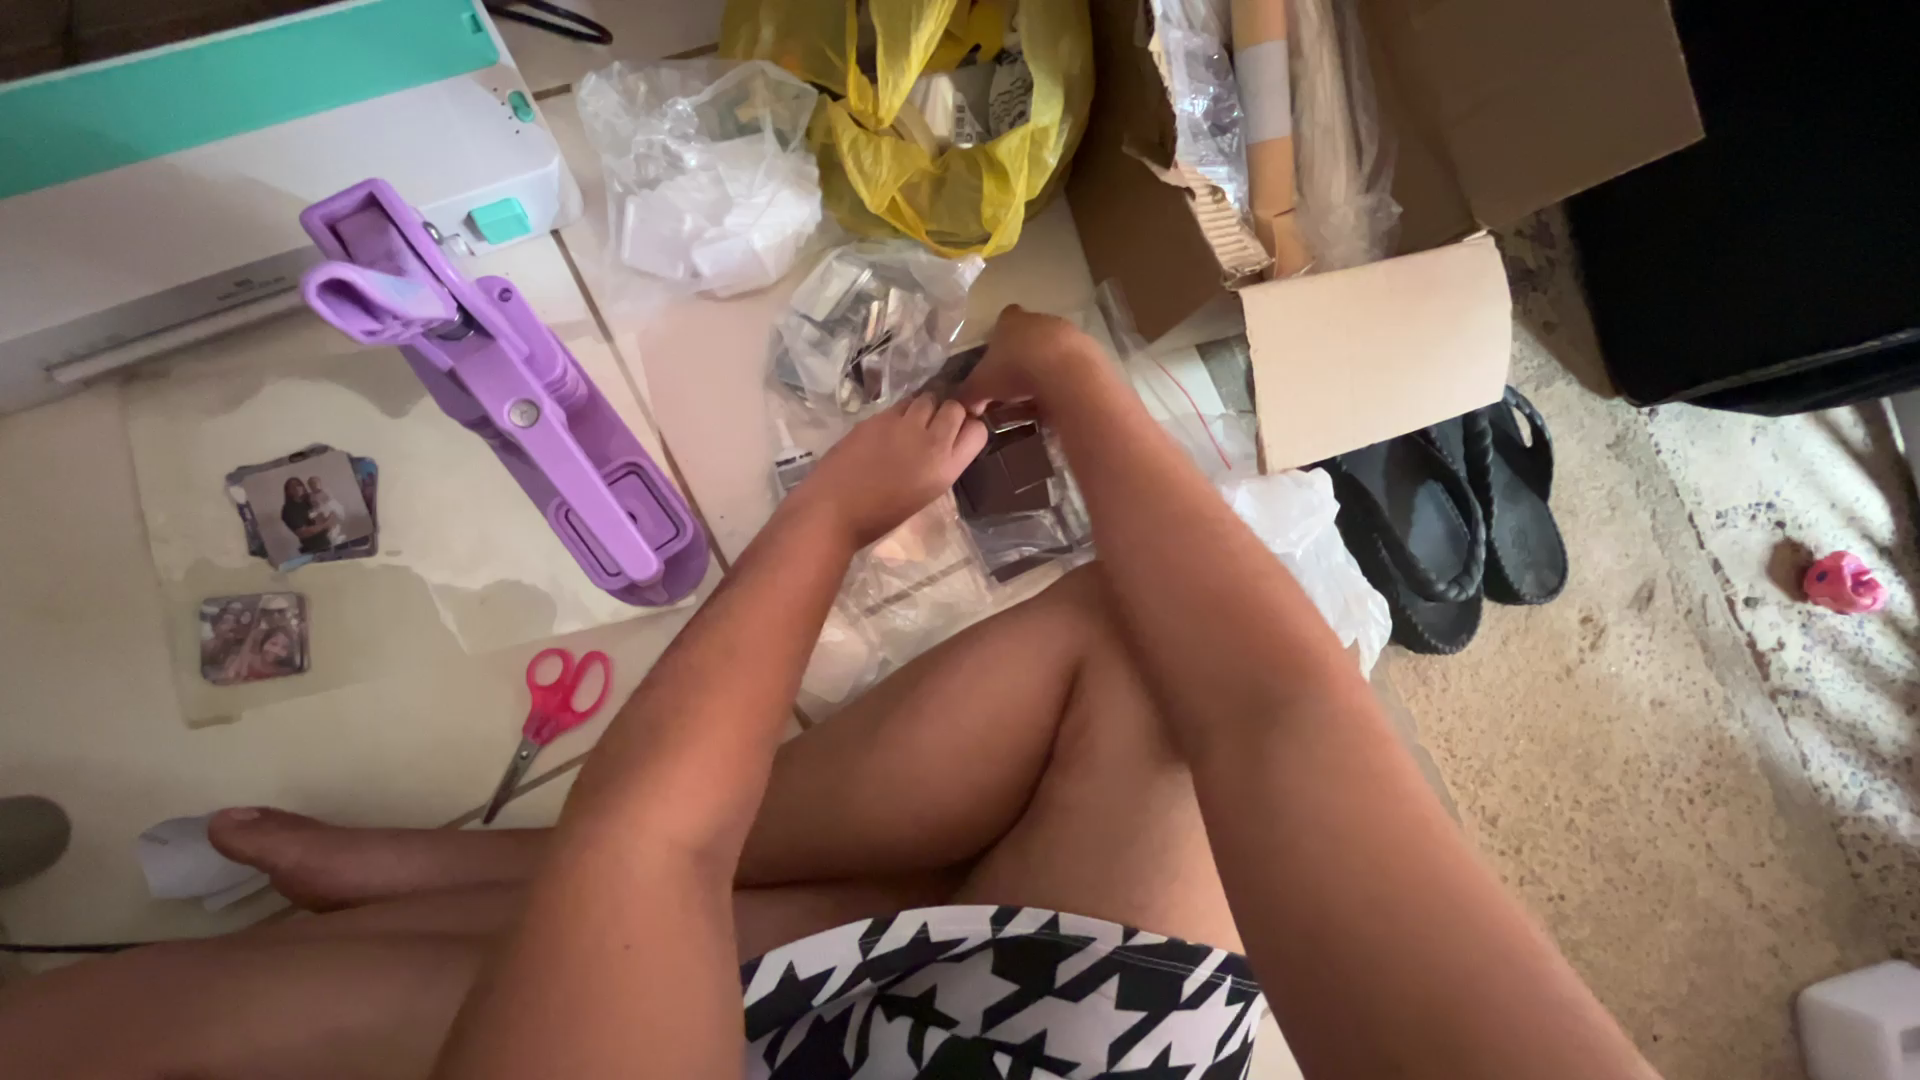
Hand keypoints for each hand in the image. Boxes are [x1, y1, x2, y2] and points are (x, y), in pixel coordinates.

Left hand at [795, 395, 987, 546]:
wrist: (834, 510)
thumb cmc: (881, 516)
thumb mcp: (925, 493)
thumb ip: (939, 464)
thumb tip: (943, 442)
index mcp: (946, 467)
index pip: (976, 430)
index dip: (968, 428)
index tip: (957, 434)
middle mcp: (930, 440)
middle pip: (954, 407)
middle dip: (948, 411)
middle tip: (934, 424)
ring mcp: (902, 425)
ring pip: (926, 398)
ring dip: (924, 407)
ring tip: (911, 423)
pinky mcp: (877, 417)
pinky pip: (899, 405)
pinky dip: (899, 413)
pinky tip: (888, 429)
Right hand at [956, 305, 1106, 413]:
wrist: (1064, 374)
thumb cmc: (1015, 371)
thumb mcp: (981, 386)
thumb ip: (968, 395)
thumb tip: (962, 408)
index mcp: (1011, 320)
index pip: (1004, 318)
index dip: (1001, 337)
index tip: (999, 357)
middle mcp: (1040, 319)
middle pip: (1031, 333)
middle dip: (1026, 354)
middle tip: (1017, 383)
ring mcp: (1068, 332)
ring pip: (1055, 349)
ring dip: (1049, 367)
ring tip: (1041, 396)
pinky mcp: (1090, 349)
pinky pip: (1074, 364)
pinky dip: (1067, 378)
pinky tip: (1062, 397)